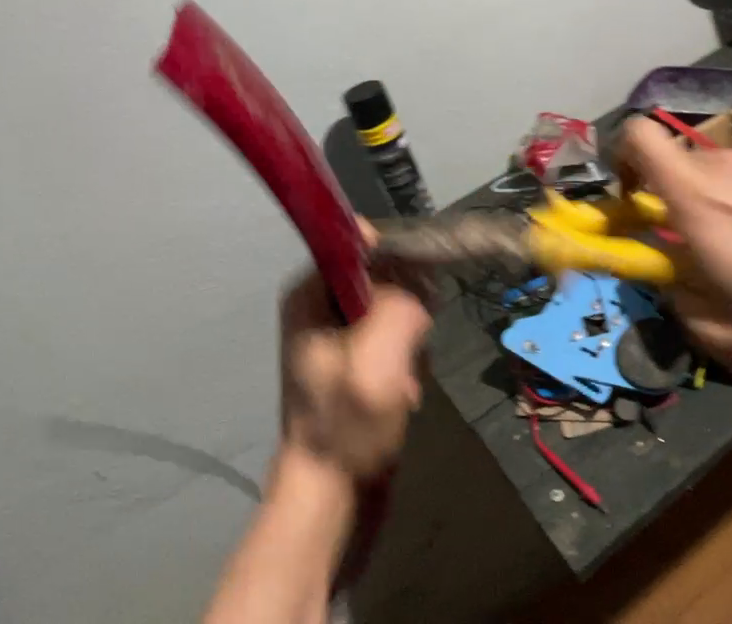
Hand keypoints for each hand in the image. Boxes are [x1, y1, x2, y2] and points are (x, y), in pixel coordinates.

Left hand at [277, 270, 431, 481]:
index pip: (361, 240)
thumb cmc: (345, 425)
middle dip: (407, 305)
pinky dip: (406, 356)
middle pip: (383, 271)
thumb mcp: (376, 361)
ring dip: (409, 336)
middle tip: (412, 343)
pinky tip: (404, 388)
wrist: (330, 492)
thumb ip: (399, 308)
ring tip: (405, 375)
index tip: (422, 287)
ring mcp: (337, 330)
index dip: (398, 255)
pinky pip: (395, 333)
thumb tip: (419, 289)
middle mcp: (318, 302)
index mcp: (308, 292)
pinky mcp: (354, 354)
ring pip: (396, 303)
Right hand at [618, 117, 731, 374]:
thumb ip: (679, 301)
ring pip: (731, 168)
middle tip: (716, 242)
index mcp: (698, 198)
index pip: (638, 137)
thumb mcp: (724, 332)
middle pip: (687, 165)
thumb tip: (674, 283)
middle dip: (688, 198)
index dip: (625, 158)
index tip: (637, 196)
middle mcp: (729, 162)